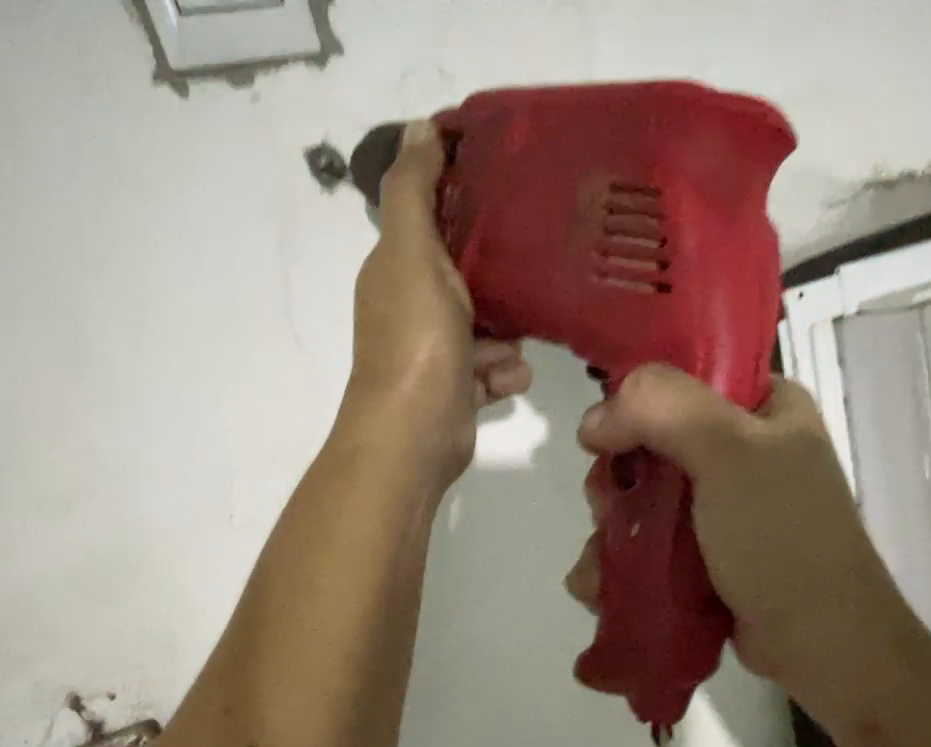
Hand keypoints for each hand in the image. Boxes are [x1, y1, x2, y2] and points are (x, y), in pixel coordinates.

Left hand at [343, 121, 530, 486]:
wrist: (413, 436)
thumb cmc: (415, 341)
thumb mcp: (412, 254)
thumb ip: (413, 191)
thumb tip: (420, 127)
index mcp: (395, 269)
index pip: (428, 216)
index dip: (462, 194)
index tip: (508, 182)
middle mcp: (410, 306)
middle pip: (463, 273)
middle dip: (498, 274)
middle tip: (535, 265)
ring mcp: (432, 352)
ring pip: (483, 326)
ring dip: (505, 333)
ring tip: (519, 341)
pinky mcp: (454, 390)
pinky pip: (490, 370)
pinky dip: (503, 372)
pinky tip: (513, 377)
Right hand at [563, 365, 915, 707]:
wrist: (820, 643)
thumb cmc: (782, 537)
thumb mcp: (731, 452)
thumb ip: (661, 410)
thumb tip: (593, 421)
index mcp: (764, 408)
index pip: (685, 379)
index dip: (635, 402)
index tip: (604, 439)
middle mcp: (743, 453)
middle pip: (650, 445)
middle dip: (617, 483)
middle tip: (607, 508)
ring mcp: (723, 511)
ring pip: (641, 502)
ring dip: (610, 534)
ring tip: (601, 570)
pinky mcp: (706, 560)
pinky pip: (649, 548)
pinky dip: (622, 567)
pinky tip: (604, 592)